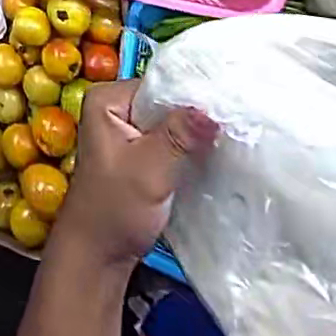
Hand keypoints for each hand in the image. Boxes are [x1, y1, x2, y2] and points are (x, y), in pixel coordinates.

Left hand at [48, 79, 215, 267]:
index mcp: (106, 99)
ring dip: (194, 134)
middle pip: (164, 102)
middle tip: (236, 125)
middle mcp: (113, 106)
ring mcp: (125, 129)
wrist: (99, 251)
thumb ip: (178, 138)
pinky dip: (187, 148)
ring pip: (169, 122)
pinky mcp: (139, 151)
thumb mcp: (149, 169)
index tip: (228, 107)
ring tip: (232, 139)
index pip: (156, 85)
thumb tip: (211, 110)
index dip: (190, 97)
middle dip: (194, 116)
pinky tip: (214, 156)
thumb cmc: (115, 207)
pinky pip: (169, 140)